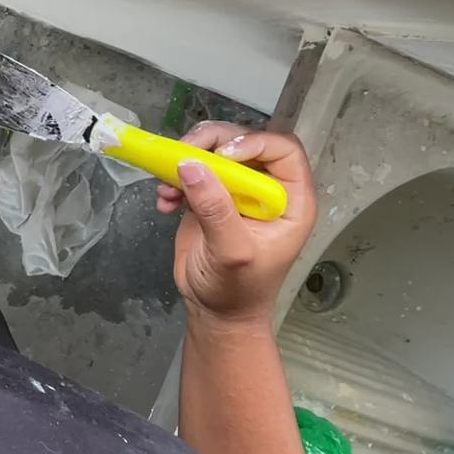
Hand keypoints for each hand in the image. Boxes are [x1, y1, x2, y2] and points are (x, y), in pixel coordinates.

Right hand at [156, 122, 317, 328]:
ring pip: (212, 151)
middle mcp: (263, 189)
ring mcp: (234, 191)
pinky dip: (172, 179)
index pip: (282, 149)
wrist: (215, 312)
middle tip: (183, 154)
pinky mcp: (208, 196)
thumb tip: (191, 165)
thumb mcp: (232, 252)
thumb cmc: (238, 290)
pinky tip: (165, 203)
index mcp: (289, 200)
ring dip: (185, 160)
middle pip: (241, 142)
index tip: (221, 156)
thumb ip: (215, 209)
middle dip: (210, 143)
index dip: (253, 143)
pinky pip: (190, 170)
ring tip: (167, 184)